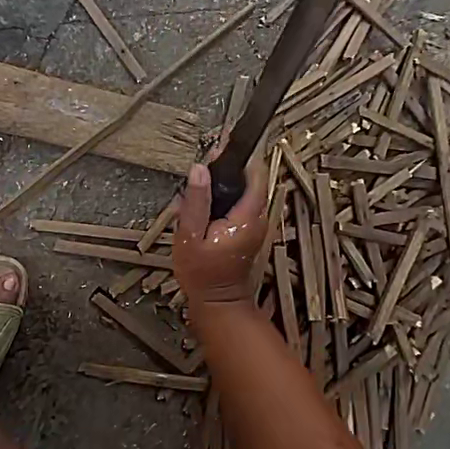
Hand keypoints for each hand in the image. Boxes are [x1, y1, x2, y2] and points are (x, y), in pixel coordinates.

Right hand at [173, 159, 268, 305]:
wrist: (218, 303)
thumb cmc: (202, 274)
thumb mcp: (190, 237)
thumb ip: (196, 201)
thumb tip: (199, 169)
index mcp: (247, 216)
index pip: (256, 174)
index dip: (241, 156)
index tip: (223, 145)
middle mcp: (259, 218)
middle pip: (252, 179)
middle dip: (230, 167)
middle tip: (207, 160)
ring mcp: (257, 224)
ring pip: (248, 190)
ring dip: (228, 180)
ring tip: (203, 177)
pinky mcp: (251, 230)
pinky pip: (243, 203)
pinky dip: (228, 195)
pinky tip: (207, 200)